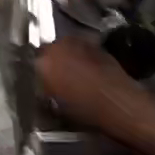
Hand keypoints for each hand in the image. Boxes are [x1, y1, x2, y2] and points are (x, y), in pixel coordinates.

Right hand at [37, 35, 154, 136]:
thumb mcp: (58, 106)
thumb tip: (43, 87)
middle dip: (51, 59)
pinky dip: (83, 56)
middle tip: (56, 75)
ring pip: (66, 46)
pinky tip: (88, 70)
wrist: (121, 105)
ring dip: (67, 55)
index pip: (32, 60)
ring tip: (73, 71)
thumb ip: (46, 91)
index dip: (37, 70)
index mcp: (43, 62)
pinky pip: (83, 48)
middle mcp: (58, 46)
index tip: (41, 79)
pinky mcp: (97, 45)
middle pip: (49, 49)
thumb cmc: (87, 111)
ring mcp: (79, 43)